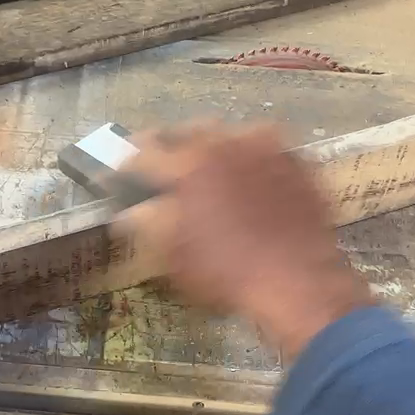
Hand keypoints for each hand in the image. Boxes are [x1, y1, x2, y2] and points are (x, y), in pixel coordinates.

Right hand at [119, 121, 372, 356]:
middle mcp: (226, 142)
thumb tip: (129, 212)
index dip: (124, 165)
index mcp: (188, 164)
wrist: (298, 281)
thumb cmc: (227, 274)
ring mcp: (267, 146)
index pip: (143, 153)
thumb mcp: (175, 257)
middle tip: (161, 167)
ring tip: (205, 168)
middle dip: (169, 148)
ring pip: (228, 135)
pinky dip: (248, 159)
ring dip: (211, 148)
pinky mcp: (297, 159)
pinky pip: (264, 149)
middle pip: (187, 133)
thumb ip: (148, 226)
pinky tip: (247, 178)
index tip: (116, 174)